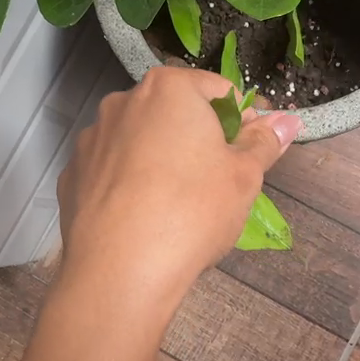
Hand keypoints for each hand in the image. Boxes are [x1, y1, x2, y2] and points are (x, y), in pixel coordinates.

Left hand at [55, 67, 300, 310]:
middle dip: (200, 141)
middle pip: (176, 113)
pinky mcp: (72, 176)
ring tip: (177, 208)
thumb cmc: (192, 211)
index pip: (220, 92)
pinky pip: (112, 173)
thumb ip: (264, 142)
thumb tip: (287, 120)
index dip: (243, 124)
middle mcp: (124, 102)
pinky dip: (129, 186)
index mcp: (169, 89)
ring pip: (141, 142)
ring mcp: (92, 138)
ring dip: (163, 161)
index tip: (249, 157)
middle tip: (218, 184)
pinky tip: (143, 220)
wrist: (120, 271)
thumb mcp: (244, 177)